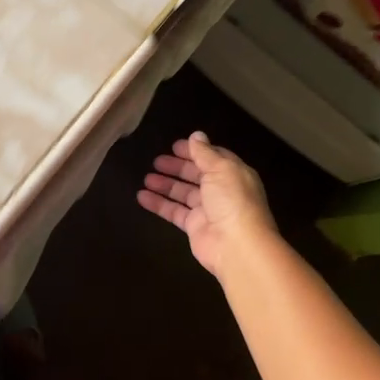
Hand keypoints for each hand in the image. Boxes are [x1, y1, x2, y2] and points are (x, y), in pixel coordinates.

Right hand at [137, 131, 277, 276]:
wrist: (237, 244)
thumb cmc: (232, 200)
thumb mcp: (220, 169)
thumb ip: (205, 152)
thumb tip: (196, 135)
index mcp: (232, 174)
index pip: (212, 157)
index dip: (194, 151)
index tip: (174, 146)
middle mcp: (221, 190)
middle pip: (196, 175)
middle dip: (177, 167)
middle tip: (156, 161)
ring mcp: (207, 210)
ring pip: (183, 193)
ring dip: (166, 184)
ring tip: (146, 178)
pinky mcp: (194, 227)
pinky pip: (174, 211)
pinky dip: (158, 204)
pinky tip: (142, 197)